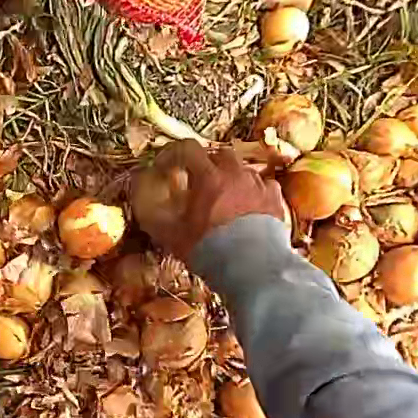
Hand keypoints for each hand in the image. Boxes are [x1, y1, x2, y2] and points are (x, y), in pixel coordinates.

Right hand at [130, 139, 288, 262]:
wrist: (254, 267)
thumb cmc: (209, 249)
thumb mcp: (172, 236)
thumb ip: (155, 216)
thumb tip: (142, 202)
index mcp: (207, 177)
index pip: (188, 149)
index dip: (174, 153)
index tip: (166, 165)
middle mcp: (234, 174)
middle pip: (219, 155)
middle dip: (207, 164)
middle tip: (198, 183)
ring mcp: (258, 185)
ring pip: (242, 170)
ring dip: (230, 178)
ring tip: (224, 199)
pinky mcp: (276, 200)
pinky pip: (264, 186)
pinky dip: (254, 192)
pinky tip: (250, 208)